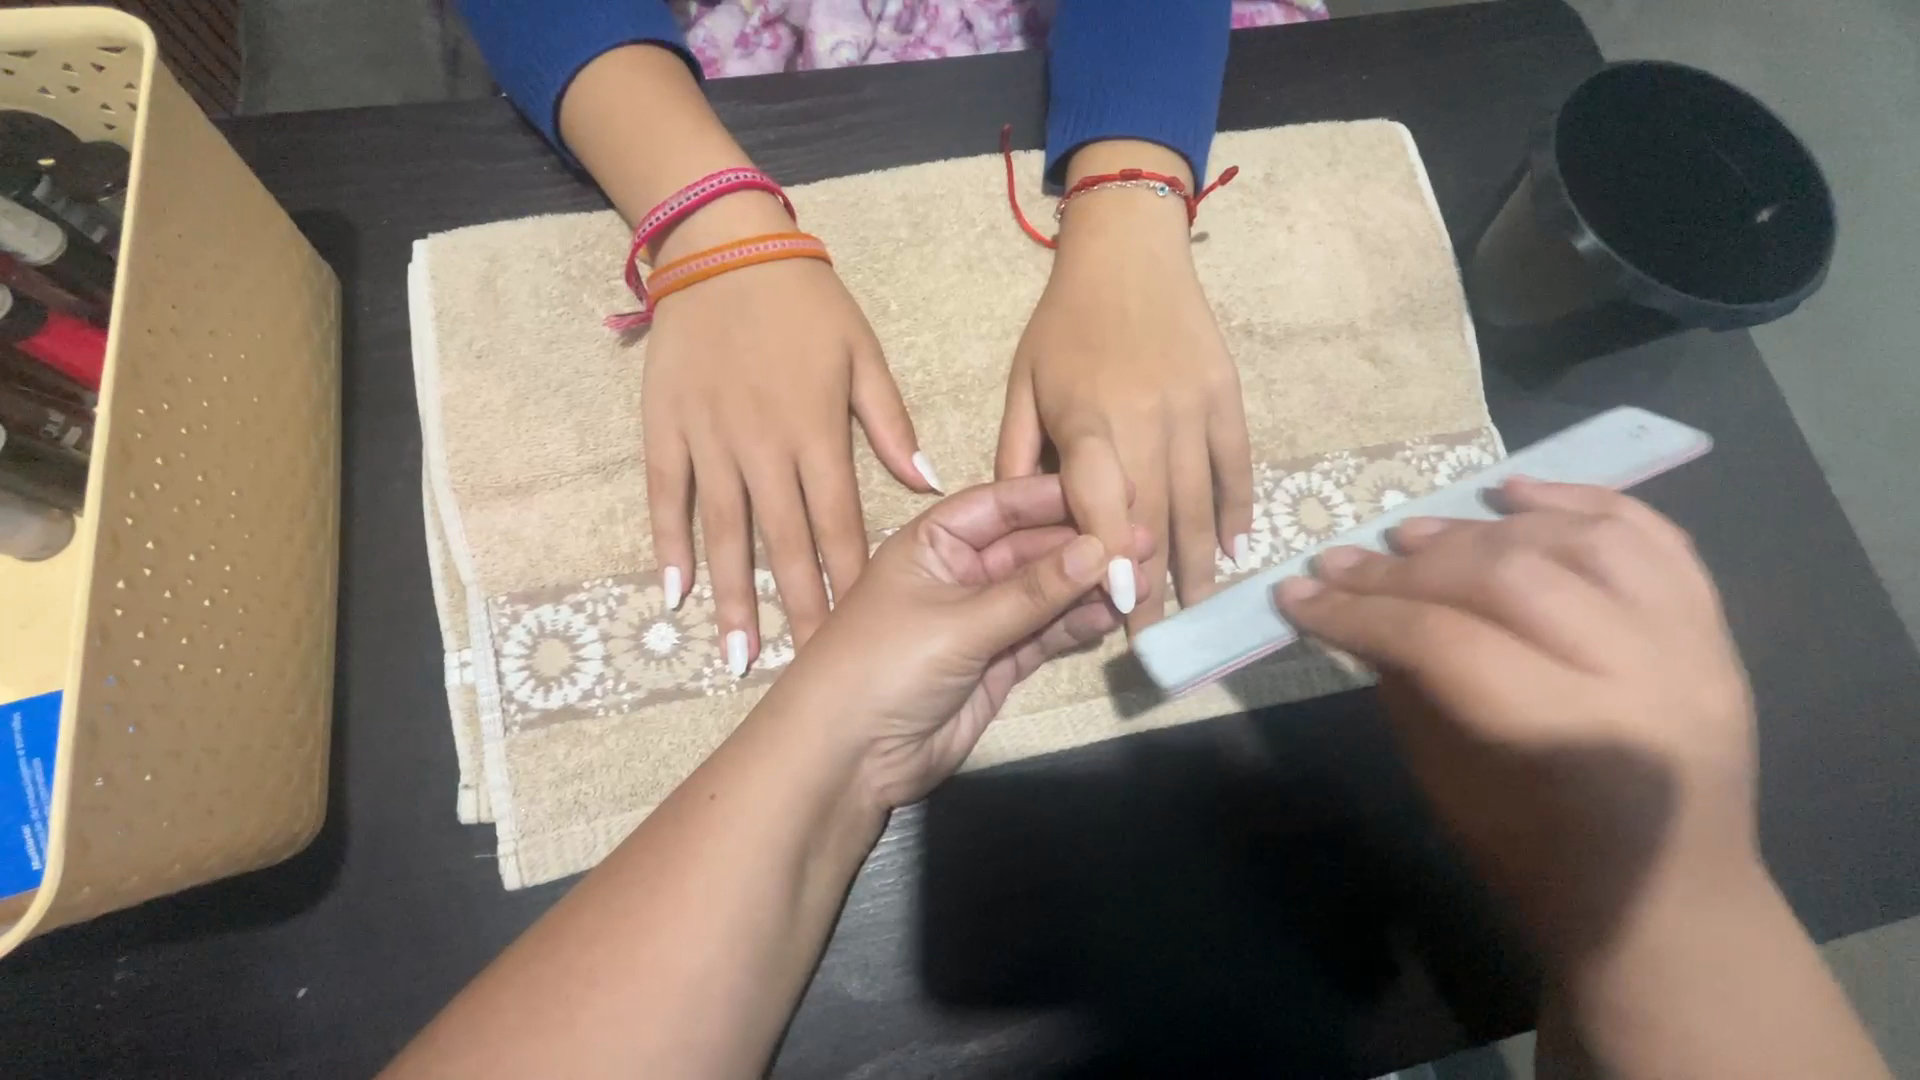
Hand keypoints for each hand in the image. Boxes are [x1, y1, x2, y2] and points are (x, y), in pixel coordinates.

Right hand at [558, 43, 938, 672]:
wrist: (724, 248)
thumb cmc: (806, 303)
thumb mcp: (864, 354)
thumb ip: (893, 423)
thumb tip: (930, 482)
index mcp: (819, 435)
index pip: (840, 524)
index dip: (850, 581)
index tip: (859, 631)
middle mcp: (765, 450)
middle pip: (785, 545)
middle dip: (798, 608)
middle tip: (805, 668)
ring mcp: (710, 444)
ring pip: (725, 533)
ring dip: (733, 597)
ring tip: (738, 655)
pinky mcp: (666, 431)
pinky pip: (667, 497)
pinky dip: (668, 544)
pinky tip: (674, 591)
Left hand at [766, 476, 1153, 808]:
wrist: (847, 756)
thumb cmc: (887, 664)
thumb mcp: (958, 621)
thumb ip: (1032, 592)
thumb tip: (1101, 551)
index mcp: (934, 542)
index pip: (1001, 505)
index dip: (1054, 497)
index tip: (1111, 490)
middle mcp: (960, 572)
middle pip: (1030, 548)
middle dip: (1081, 547)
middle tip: (1141, 542)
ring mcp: (981, 619)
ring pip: (1043, 593)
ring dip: (1086, 588)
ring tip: (1139, 579)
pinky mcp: (997, 662)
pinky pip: (1043, 634)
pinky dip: (1075, 626)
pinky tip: (1110, 616)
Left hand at [997, 141, 1251, 635]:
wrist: (1130, 251)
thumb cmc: (1063, 324)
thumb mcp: (1022, 384)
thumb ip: (1018, 452)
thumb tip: (1015, 516)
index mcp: (1087, 420)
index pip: (1100, 500)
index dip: (1111, 556)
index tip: (1121, 607)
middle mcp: (1146, 421)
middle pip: (1154, 516)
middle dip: (1156, 583)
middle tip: (1156, 637)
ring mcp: (1194, 409)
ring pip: (1200, 501)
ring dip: (1201, 561)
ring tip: (1199, 609)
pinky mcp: (1227, 398)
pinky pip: (1236, 464)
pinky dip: (1238, 509)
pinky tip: (1237, 548)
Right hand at [1275, 479, 1758, 955]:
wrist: (1661, 896)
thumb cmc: (1530, 851)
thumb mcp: (1443, 770)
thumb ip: (1404, 674)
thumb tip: (1351, 605)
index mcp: (1573, 735)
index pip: (1443, 640)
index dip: (1356, 611)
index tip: (1295, 595)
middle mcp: (1648, 676)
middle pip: (1503, 579)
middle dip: (1400, 568)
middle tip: (1336, 564)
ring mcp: (1693, 644)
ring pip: (1572, 542)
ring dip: (1473, 528)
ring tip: (1409, 534)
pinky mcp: (1711, 626)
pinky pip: (1647, 536)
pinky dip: (1573, 500)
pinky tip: (1508, 491)